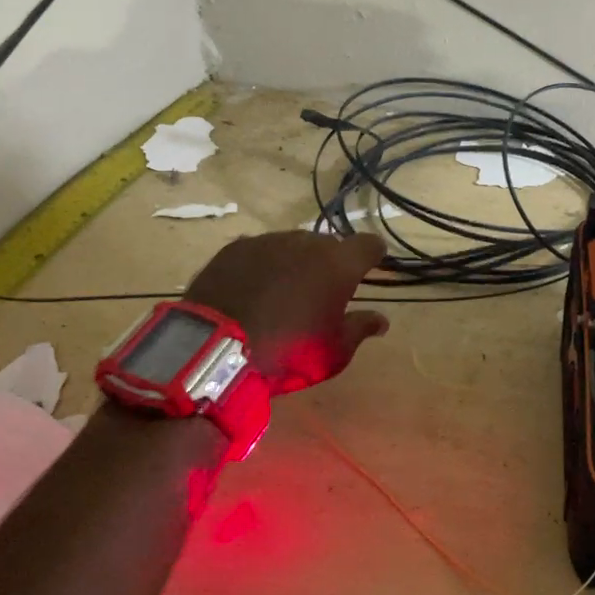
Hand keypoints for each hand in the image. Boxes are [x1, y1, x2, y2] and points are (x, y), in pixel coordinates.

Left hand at [181, 231, 389, 394]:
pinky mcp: (234, 248)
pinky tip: (255, 289)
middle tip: (324, 291)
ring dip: (297, 262)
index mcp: (339, 265)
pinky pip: (261, 251)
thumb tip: (381, 320)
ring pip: (294, 245)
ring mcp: (268, 241)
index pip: (370, 244)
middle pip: (330, 244)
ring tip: (286, 290)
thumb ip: (360, 328)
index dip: (373, 256)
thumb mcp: (334, 351)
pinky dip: (265, 265)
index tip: (370, 269)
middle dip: (332, 263)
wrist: (214, 349)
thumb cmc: (287, 352)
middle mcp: (307, 243)